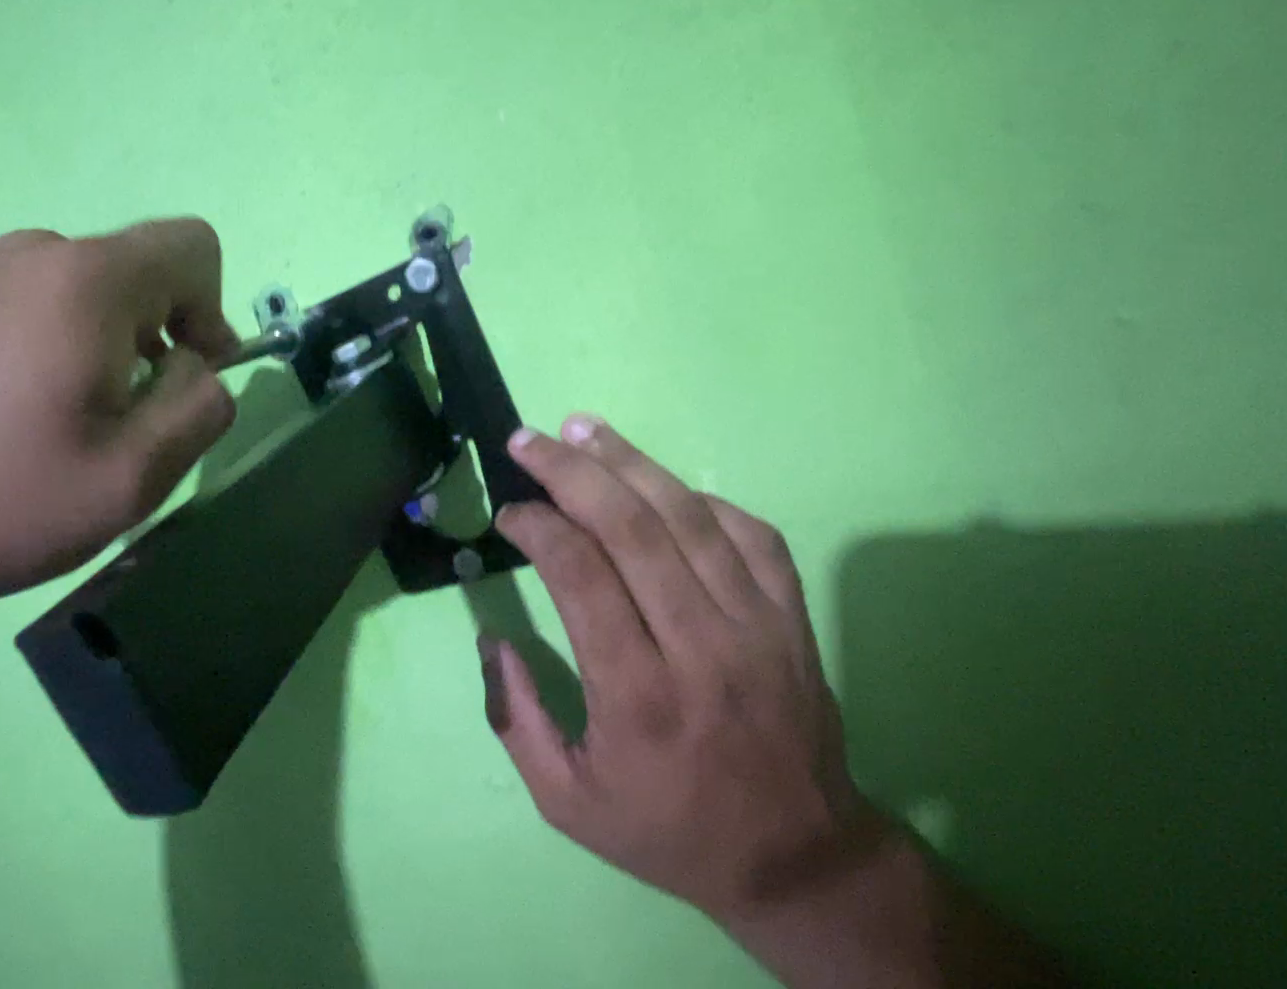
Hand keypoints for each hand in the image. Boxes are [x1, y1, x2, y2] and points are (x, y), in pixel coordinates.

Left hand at [0, 219, 239, 611]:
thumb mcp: (130, 477)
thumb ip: (200, 409)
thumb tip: (201, 370)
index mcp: (89, 280)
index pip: (195, 247)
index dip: (217, 315)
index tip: (188, 385)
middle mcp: (38, 255)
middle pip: (146, 276)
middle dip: (165, 346)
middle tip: (129, 433)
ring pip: (97, 301)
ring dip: (115, 360)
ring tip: (74, 438)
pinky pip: (46, 314)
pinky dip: (66, 360)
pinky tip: (23, 429)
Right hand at [481, 415, 874, 922]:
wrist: (796, 856)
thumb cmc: (668, 830)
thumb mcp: (566, 801)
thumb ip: (516, 719)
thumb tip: (490, 640)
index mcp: (637, 695)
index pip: (581, 577)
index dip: (538, 528)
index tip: (510, 514)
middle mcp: (700, 647)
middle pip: (633, 529)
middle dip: (572, 472)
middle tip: (528, 441)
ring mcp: (758, 627)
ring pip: (690, 519)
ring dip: (632, 463)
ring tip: (583, 429)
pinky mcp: (793, 620)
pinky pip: (752, 535)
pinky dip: (703, 500)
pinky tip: (663, 485)